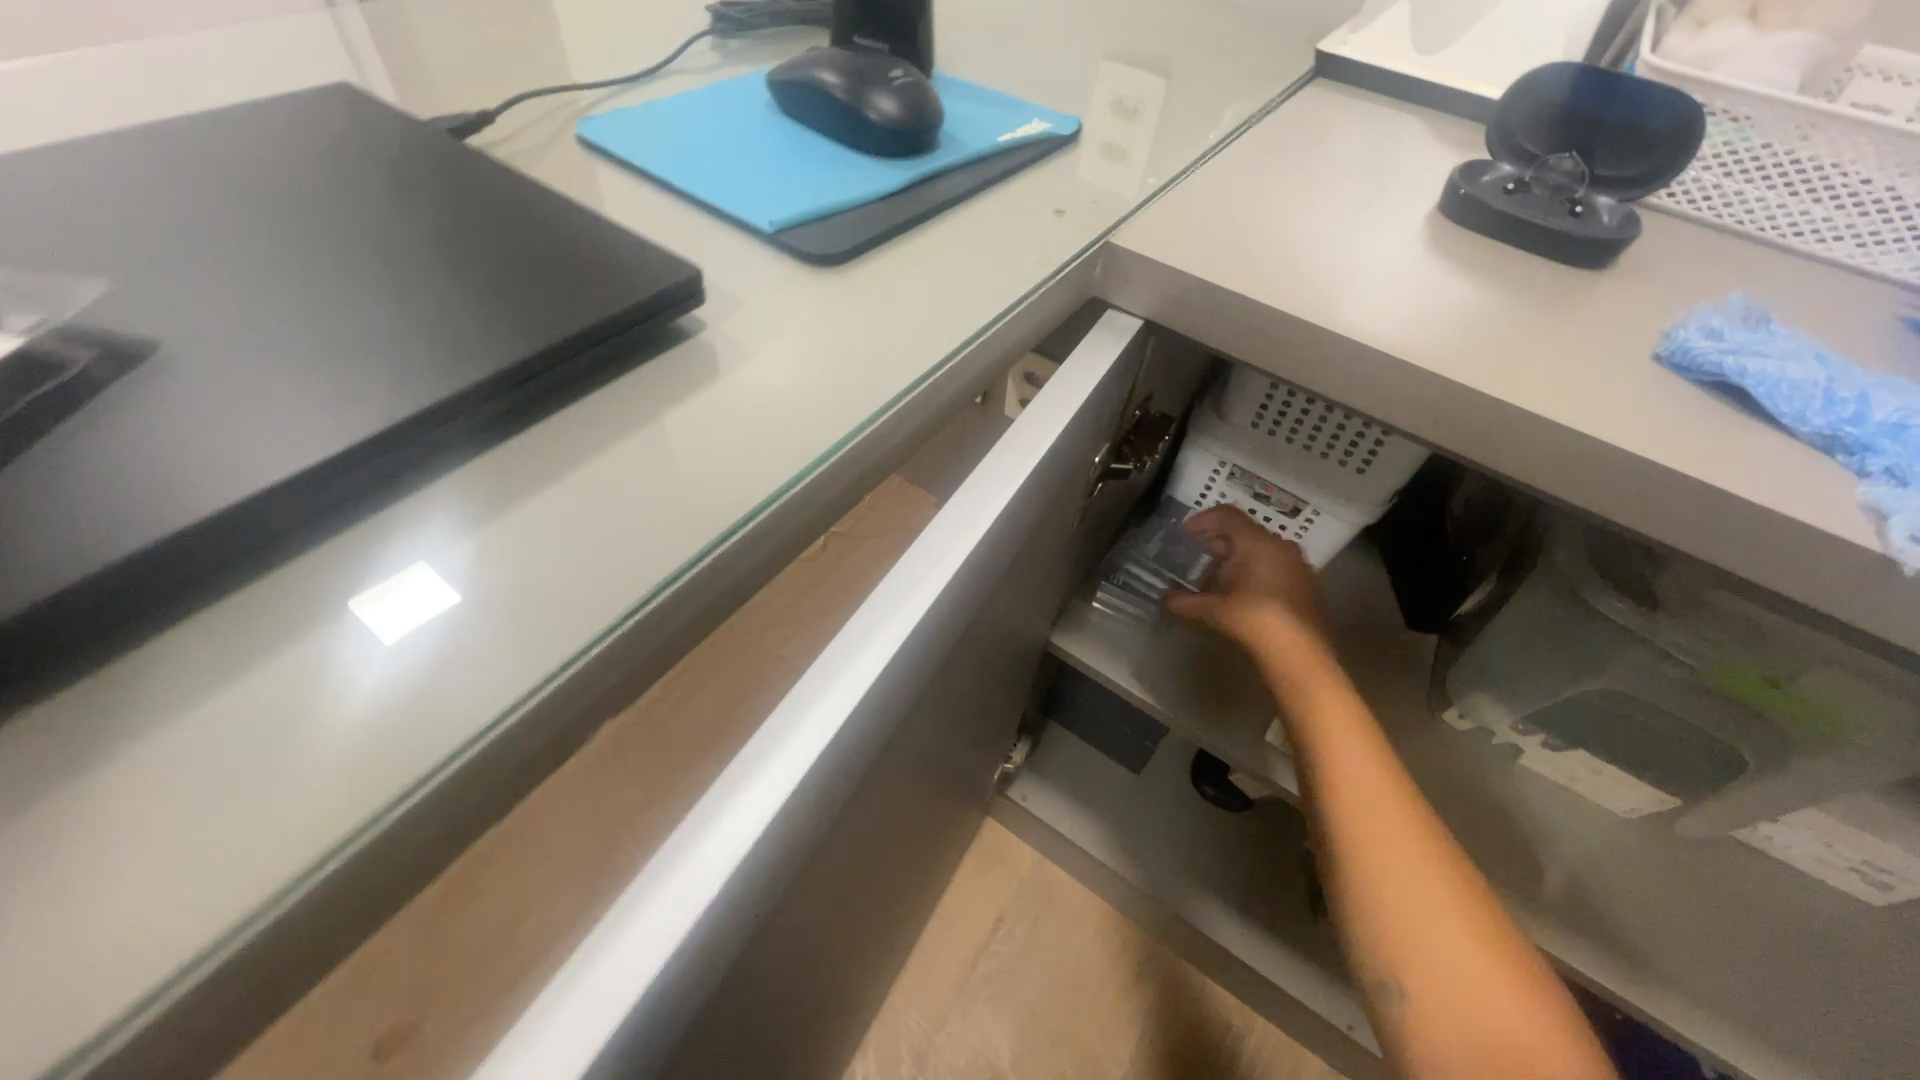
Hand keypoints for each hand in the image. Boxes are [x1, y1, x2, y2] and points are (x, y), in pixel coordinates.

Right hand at [1165, 505, 1329, 654]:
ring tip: (1216, 582)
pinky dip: (1253, 573)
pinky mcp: (1305, 584)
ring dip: (1235, 561)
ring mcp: (1297, 565)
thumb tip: (1164, 600)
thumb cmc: (1255, 620)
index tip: (1185, 534)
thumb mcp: (1215, 610)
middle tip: (1196, 561)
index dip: (1202, 521)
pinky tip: (1240, 596)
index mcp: (1258, 543)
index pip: (1227, 516)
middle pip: (1244, 533)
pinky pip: (1274, 566)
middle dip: (1217, 545)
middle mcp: (1281, 546)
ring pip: (1260, 551)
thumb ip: (1187, 602)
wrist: (1301, 653)